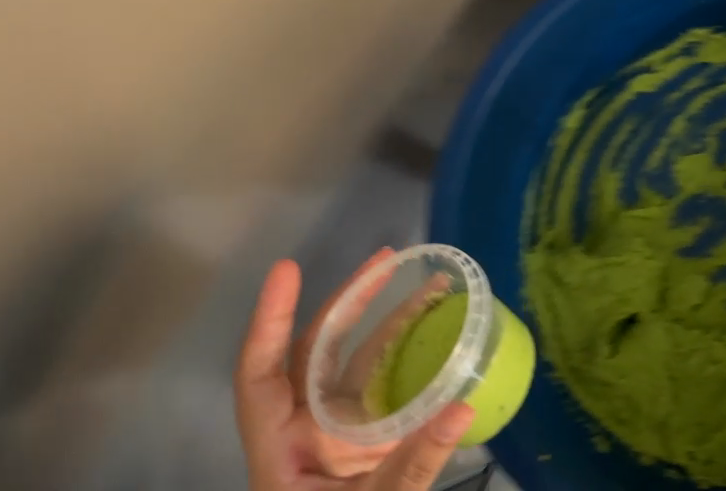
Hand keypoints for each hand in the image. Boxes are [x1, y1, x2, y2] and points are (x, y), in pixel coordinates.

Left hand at [236, 250, 475, 490]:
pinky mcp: (373, 442)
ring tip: (434, 285)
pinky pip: (390, 386)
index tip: (286, 270)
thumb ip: (412, 467)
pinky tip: (441, 332)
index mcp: (283, 452)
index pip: (263, 376)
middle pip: (318, 355)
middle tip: (387, 258)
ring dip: (394, 322)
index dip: (270, 321)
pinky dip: (413, 354)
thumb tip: (463, 407)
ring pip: (361, 364)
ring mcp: (341, 437)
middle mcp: (307, 434)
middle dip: (350, 303)